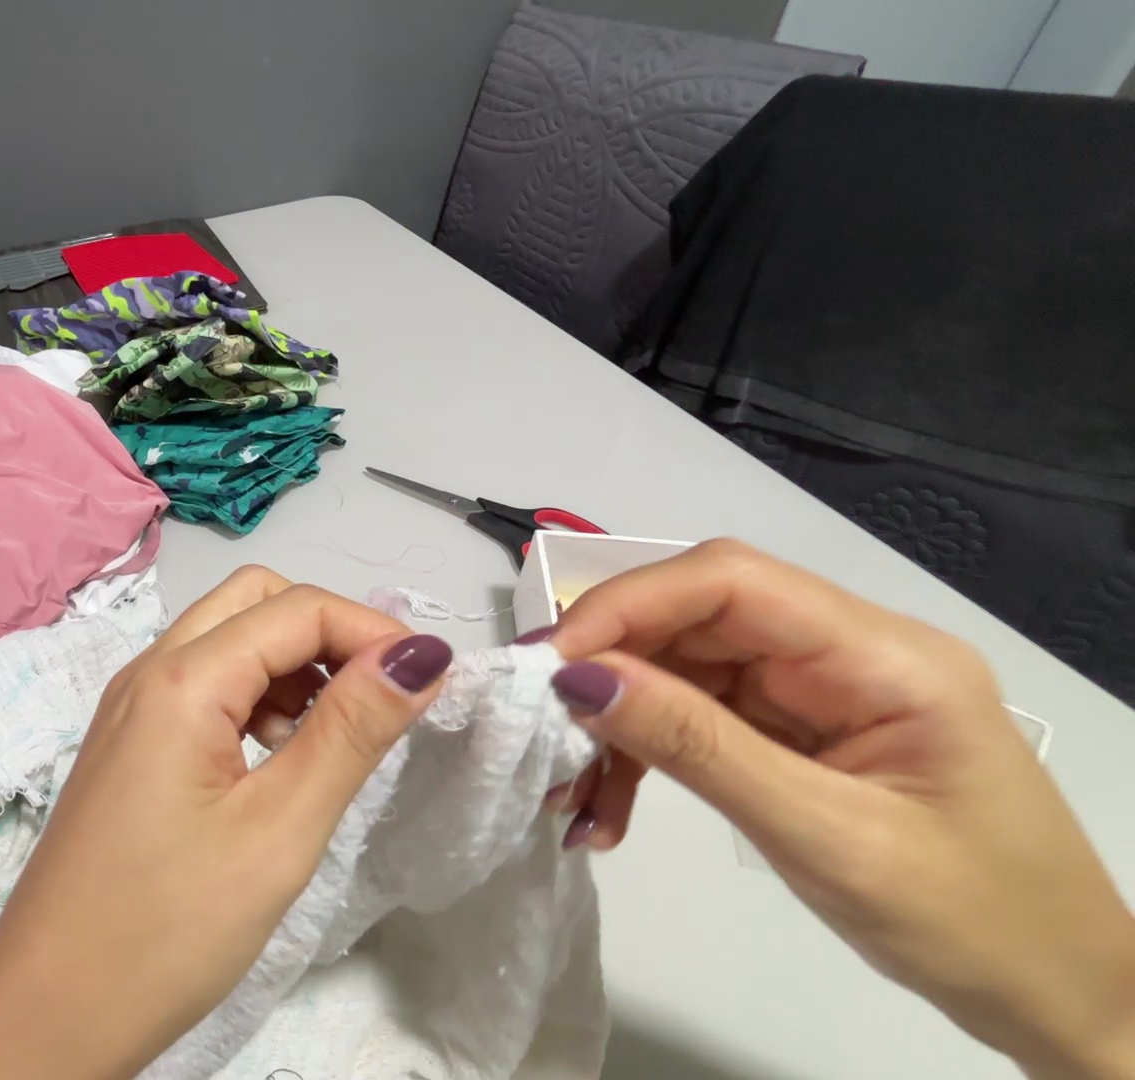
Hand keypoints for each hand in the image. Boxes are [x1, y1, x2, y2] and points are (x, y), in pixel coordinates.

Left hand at [0, 567, 453, 1079]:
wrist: (50, 1010)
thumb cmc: (168, 929)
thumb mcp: (278, 831)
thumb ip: (351, 732)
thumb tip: (421, 657)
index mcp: (180, 679)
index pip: (295, 608)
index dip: (372, 630)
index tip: (434, 680)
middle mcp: (148, 670)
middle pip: (254, 601)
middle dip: (328, 632)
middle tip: (379, 699)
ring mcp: (132, 704)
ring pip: (227, 638)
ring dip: (292, 662)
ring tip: (335, 734)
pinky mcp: (131, 740)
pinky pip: (203, 683)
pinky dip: (256, 694)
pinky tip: (279, 753)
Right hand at [540, 539, 1134, 1079]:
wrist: (1059, 999)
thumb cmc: (973, 923)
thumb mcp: (825, 836)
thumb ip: (696, 746)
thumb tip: (576, 679)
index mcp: (881, 657)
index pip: (729, 582)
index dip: (627, 605)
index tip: (551, 662)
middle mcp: (838, 651)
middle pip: (689, 620)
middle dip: (607, 670)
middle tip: (542, 728)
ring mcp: (807, 689)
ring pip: (673, 670)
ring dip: (613, 727)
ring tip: (571, 795)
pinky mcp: (782, 726)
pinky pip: (685, 717)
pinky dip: (636, 757)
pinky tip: (606, 809)